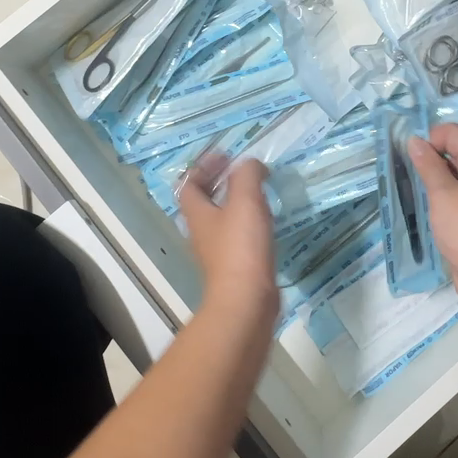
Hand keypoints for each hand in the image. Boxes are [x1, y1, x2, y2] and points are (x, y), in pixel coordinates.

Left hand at [178, 154, 278, 321]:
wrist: (246, 301)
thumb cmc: (241, 247)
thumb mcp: (245, 200)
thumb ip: (247, 174)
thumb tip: (251, 164)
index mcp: (198, 213)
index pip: (189, 184)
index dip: (203, 166)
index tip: (226, 156)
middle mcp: (203, 231)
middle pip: (204, 201)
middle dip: (221, 182)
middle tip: (244, 172)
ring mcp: (218, 251)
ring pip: (222, 218)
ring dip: (237, 202)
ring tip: (260, 193)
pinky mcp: (235, 266)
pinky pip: (238, 236)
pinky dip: (249, 223)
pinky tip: (267, 222)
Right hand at [408, 124, 457, 309]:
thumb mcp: (442, 193)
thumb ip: (428, 164)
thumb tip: (415, 140)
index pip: (453, 132)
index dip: (431, 139)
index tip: (414, 160)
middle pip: (455, 150)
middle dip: (431, 157)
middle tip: (411, 175)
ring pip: (454, 173)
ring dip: (434, 178)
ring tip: (418, 192)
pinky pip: (456, 193)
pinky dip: (441, 195)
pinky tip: (429, 209)